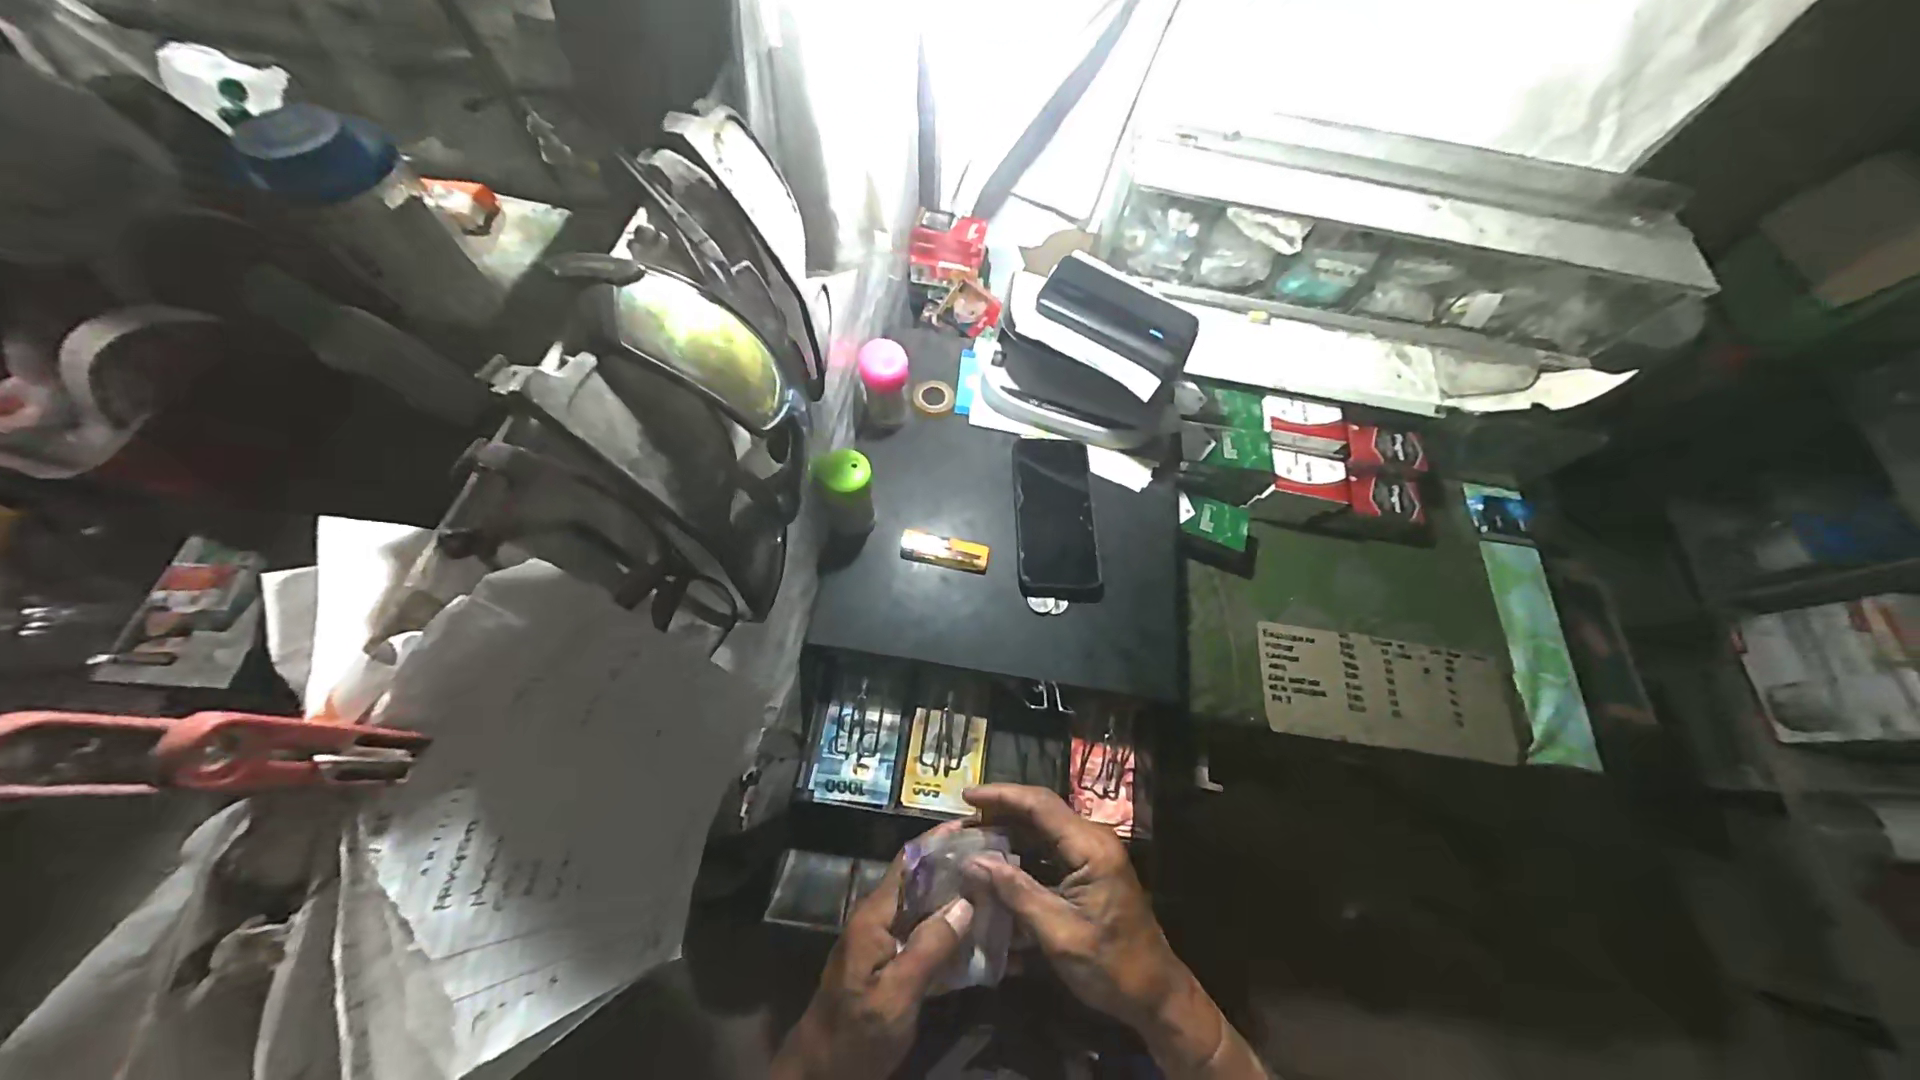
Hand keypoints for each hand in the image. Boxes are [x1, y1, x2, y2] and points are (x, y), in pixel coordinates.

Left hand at [769, 829, 974, 1079]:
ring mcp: (887, 941)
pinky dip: (953, 932)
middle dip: (958, 867)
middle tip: (1000, 860)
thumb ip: (928, 948)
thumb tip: (966, 902)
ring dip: (960, 898)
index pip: (909, 860)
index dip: (940, 840)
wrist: (820, 1076)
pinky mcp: (894, 964)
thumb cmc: (854, 1035)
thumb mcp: (895, 997)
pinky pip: (927, 937)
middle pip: (922, 880)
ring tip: (999, 891)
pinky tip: (983, 936)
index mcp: (875, 914)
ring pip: (928, 908)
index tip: (975, 827)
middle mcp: (881, 918)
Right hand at [961, 785, 1266, 1079]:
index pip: (1040, 804)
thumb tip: (973, 861)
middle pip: (1040, 809)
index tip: (966, 795)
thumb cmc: (1110, 966)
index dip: (1001, 795)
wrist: (1156, 993)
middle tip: (963, 820)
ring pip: (1043, 826)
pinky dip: (1023, 848)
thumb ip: (1016, 892)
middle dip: (1000, 811)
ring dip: (1010, 829)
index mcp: (1091, 847)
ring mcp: (1093, 851)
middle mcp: (1093, 838)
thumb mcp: (1057, 933)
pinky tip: (999, 860)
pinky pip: (1051, 845)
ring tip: (973, 837)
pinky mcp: (1090, 866)